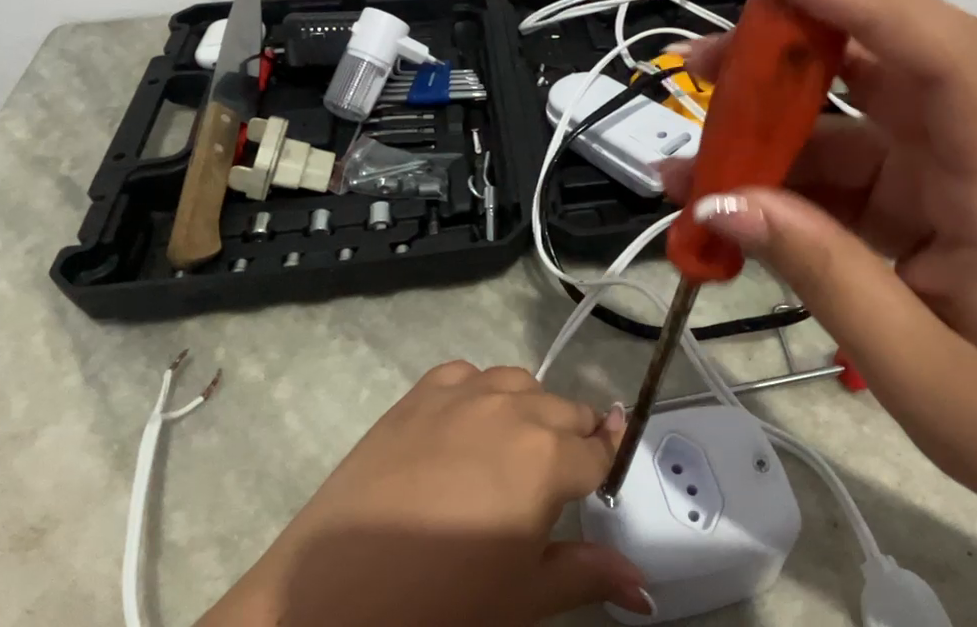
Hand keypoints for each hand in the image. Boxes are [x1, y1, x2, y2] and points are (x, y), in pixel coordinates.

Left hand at [199, 361, 649, 626]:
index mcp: (548, 457)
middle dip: (573, 441)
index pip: (600, 450)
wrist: (335, 591)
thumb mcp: (522, 596)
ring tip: (511, 454)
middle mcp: (512, 409)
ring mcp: (462, 394)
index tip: (611, 470)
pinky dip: (480, 394)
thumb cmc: (443, 601)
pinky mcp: (418, 393)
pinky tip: (465, 430)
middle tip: (556, 485)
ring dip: (530, 411)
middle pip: (566, 411)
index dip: (610, 463)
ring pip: (520, 385)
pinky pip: (468, 375)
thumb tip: (642, 584)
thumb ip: (587, 574)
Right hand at [661, 0, 976, 626]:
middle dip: (795, 47)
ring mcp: (948, 183)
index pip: (950, 60)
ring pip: (853, 120)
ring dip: (772, 123)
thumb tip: (720, 201)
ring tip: (686, 148)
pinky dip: (783, 181)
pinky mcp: (924, 211)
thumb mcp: (918, 369)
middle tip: (703, 58)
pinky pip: (844, 175)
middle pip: (891, 66)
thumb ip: (821, 274)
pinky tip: (723, 202)